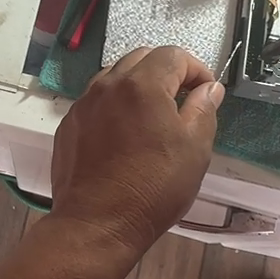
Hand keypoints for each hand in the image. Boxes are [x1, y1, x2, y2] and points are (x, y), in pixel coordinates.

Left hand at [51, 46, 223, 254]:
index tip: (205, 90)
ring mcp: (84, 104)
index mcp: (142, 85)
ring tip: (152, 115)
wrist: (97, 223)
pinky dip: (114, 104)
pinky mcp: (69, 124)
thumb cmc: (153, 188)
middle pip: (141, 58)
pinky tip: (124, 133)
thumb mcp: (194, 149)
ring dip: (138, 84)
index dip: (196, 68)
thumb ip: (203, 109)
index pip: (173, 55)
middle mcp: (108, 85)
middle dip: (166, 70)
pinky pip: (95, 100)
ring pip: (114, 76)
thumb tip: (209, 88)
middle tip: (182, 98)